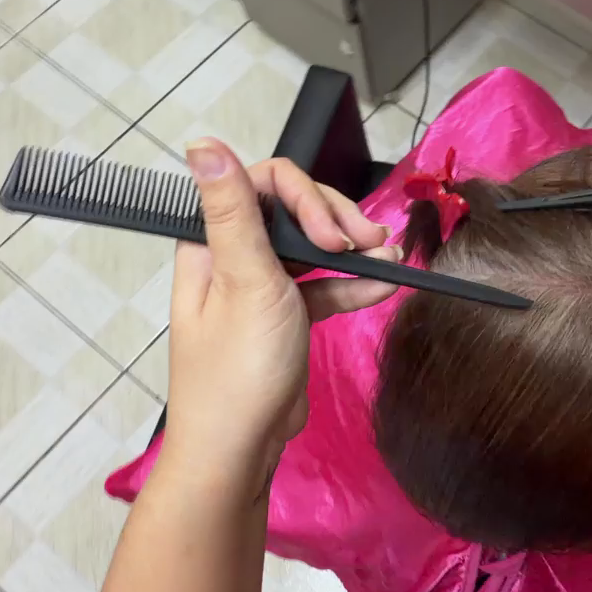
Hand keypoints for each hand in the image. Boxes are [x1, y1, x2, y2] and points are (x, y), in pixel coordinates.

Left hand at [162, 138, 399, 493]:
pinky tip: (384, 285)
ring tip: (391, 259)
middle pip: (293, 211)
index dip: (306, 197)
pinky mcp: (288, 316)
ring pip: (313, 248)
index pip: (263, 185)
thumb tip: (200, 143)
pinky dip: (352, 284)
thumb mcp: (245, 282)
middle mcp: (235, 257)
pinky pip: (324, 287)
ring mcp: (264, 287)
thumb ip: (232, 211)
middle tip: (371, 242)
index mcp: (214, 242)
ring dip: (352, 250)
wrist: (242, 449)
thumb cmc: (238, 368)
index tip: (332, 235)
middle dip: (336, 221)